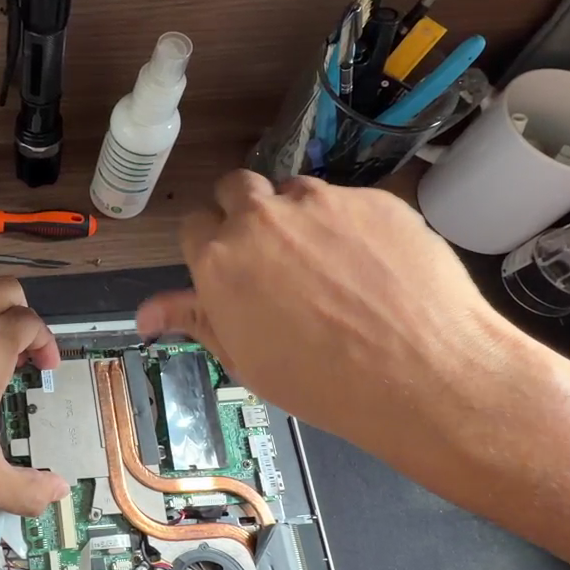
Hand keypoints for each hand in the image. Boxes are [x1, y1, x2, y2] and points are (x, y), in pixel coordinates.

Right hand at [136, 171, 542, 466]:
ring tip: (328, 263)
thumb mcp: (243, 358)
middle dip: (242, 211)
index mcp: (219, 258)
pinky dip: (350, 225)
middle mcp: (262, 218)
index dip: (207, 244)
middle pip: (235, 187)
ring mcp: (321, 202)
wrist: (424, 374)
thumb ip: (194, 319)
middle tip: (267, 252)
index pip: (193, 224)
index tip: (226, 267)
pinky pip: (348, 202)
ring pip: (294, 191)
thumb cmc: (320, 381)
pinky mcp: (374, 199)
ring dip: (297, 216)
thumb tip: (144, 313)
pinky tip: (372, 266)